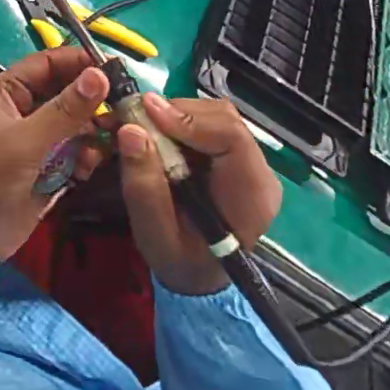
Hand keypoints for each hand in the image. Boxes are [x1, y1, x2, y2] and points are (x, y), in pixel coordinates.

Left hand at [0, 48, 110, 265]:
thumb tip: (100, 75)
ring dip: (97, 129)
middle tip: (126, 108)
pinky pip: (82, 151)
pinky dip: (91, 155)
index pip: (48, 63)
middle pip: (70, 92)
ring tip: (113, 138)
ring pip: (80, 123)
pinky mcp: (54, 168)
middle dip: (96, 99)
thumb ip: (64, 111)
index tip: (117, 68)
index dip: (80, 62)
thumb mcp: (24, 142)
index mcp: (8, 92)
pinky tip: (91, 165)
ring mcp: (42, 140)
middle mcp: (27, 110)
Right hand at [115, 94, 282, 295]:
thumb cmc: (180, 261)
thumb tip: (130, 132)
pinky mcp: (231, 154)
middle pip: (222, 118)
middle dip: (174, 112)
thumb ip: (144, 188)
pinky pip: (205, 123)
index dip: (188, 119)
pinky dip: (174, 121)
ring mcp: (247, 160)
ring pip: (213, 115)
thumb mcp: (154, 235)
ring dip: (171, 115)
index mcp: (250, 195)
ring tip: (138, 126)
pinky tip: (152, 134)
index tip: (146, 113)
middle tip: (131, 118)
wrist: (199, 276)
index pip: (232, 138)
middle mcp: (258, 171)